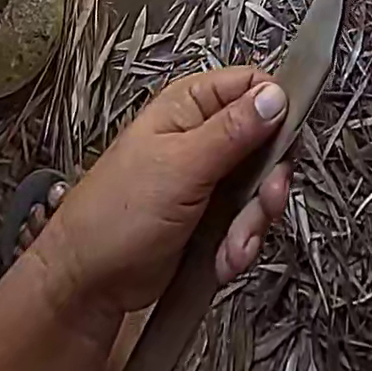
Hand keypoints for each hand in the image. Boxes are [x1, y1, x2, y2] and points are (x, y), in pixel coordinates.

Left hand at [26, 67, 293, 315]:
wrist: (88, 286)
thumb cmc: (114, 216)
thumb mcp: (180, 166)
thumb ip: (232, 130)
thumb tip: (274, 95)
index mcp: (192, 104)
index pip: (253, 85)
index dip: (276, 109)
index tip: (283, 140)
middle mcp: (204, 132)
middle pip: (266, 138)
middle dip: (268, 179)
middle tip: (263, 200)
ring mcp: (211, 173)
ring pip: (261, 183)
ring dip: (254, 219)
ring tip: (234, 243)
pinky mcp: (214, 210)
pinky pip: (248, 217)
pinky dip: (242, 241)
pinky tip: (223, 257)